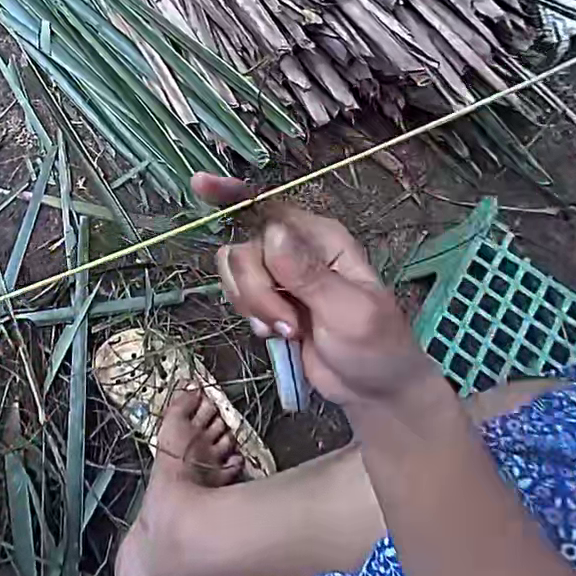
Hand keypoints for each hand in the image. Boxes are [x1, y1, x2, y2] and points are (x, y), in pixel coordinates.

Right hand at [195, 173, 442, 411]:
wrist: (372, 390)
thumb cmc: (375, 346)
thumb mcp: (349, 311)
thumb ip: (308, 274)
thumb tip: (271, 234)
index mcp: (320, 236)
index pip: (269, 207)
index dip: (233, 194)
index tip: (200, 185)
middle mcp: (293, 246)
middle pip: (244, 248)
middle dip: (256, 289)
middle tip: (288, 324)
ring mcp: (277, 273)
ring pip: (234, 270)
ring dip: (253, 304)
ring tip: (287, 331)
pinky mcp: (265, 298)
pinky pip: (235, 293)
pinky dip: (249, 315)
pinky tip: (276, 335)